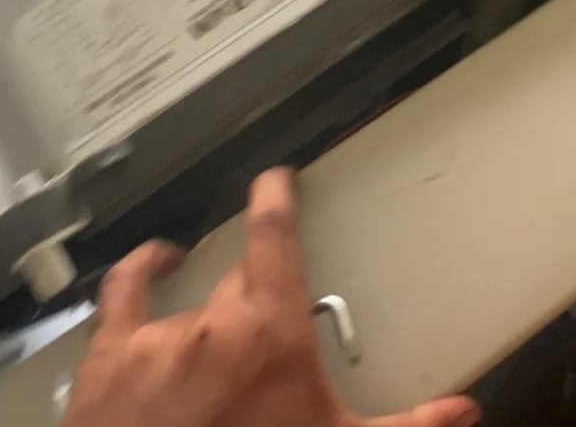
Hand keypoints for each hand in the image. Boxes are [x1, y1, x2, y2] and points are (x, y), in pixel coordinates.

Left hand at [64, 168, 480, 426]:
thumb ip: (404, 425)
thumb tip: (473, 412)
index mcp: (269, 328)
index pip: (273, 234)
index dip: (276, 196)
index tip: (277, 175)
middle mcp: (211, 320)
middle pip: (240, 278)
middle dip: (254, 298)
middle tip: (262, 342)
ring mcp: (151, 340)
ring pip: (188, 300)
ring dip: (205, 320)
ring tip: (212, 355)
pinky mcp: (103, 365)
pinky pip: (119, 295)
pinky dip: (139, 273)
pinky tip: (155, 265)